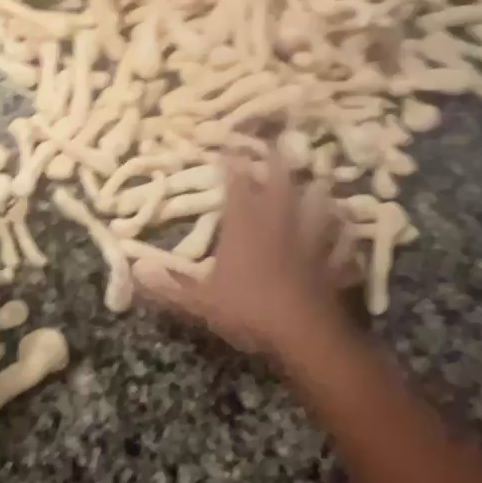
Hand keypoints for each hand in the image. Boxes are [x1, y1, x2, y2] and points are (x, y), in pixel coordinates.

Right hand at [139, 153, 356, 360]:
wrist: (306, 336)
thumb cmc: (250, 312)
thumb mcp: (200, 302)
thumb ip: (169, 286)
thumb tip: (135, 270)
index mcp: (245, 232)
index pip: (237, 190)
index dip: (232, 168)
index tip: (227, 151)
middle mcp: (278, 230)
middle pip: (281, 189)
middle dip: (277, 166)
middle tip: (277, 146)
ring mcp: (310, 247)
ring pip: (318, 211)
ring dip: (318, 195)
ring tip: (320, 180)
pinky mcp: (332, 269)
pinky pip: (342, 247)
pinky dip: (344, 238)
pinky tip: (346, 234)